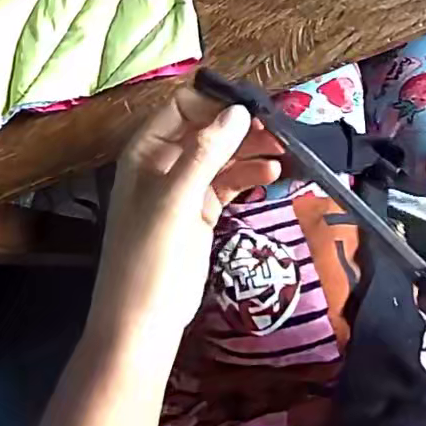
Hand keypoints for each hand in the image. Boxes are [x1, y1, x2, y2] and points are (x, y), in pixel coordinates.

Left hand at [86, 86, 282, 357]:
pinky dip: (248, 176)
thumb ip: (206, 153)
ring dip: (250, 149)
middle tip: (278, 128)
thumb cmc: (150, 255)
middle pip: (205, 129)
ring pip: (220, 155)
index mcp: (146, 150)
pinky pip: (227, 182)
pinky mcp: (201, 210)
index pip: (182, 107)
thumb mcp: (177, 199)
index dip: (215, 102)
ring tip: (283, 149)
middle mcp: (164, 162)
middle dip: (239, 125)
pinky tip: (271, 175)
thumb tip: (238, 112)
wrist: (142, 323)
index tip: (253, 104)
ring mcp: (184, 187)